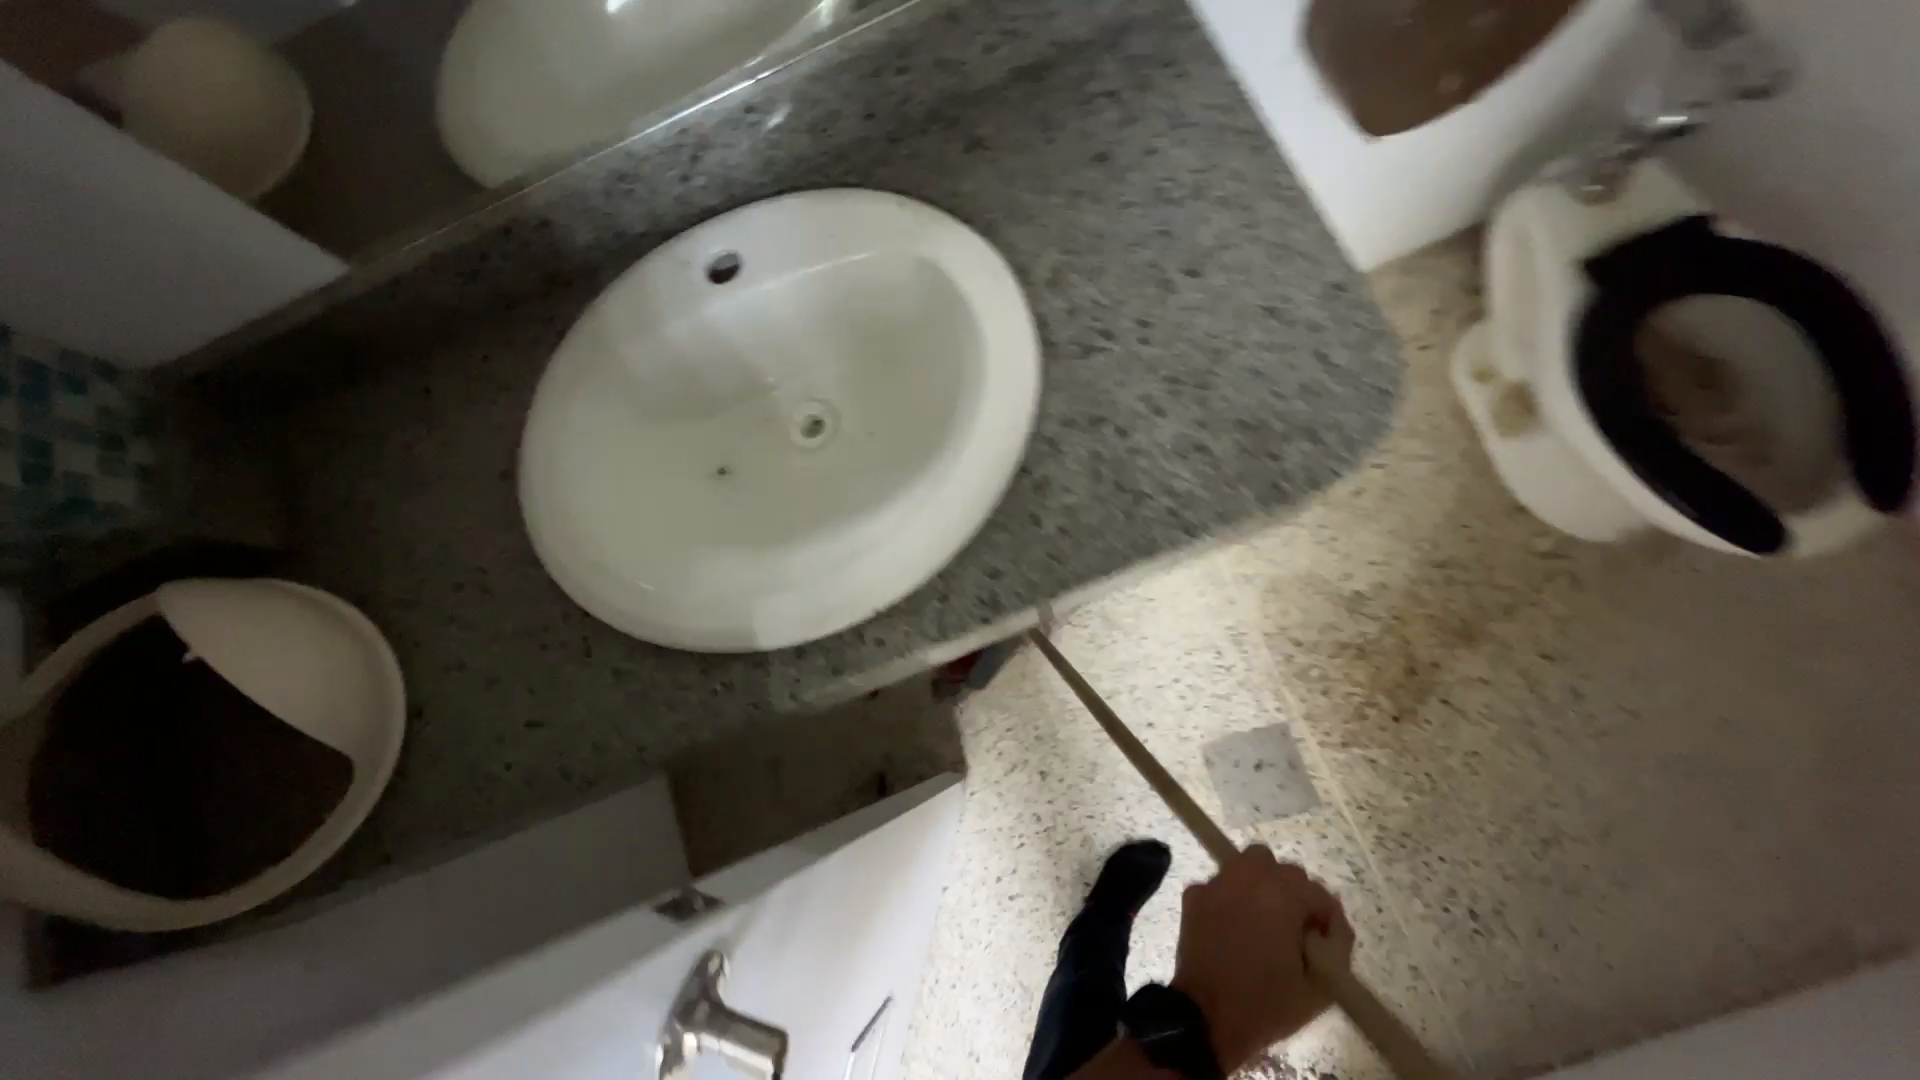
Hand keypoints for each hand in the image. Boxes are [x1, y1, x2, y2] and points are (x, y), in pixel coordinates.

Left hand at [1169, 846, 1354, 1071]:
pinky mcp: (1194, 896)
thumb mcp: (1322, 986)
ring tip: (1265, 920)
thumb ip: (1337, 946)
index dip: (1327, 918)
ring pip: (1248, 865)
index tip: (1325, 943)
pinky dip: (1231, 897)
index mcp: (1281, 895)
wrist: (1208, 1017)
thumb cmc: (1268, 1003)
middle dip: (1295, 896)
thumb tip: (1332, 925)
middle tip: (1295, 930)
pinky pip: (1221, 884)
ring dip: (1262, 885)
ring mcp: (1216, 883)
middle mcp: (1247, 877)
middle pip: (1282, 870)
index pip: (1317, 892)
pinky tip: (1234, 925)